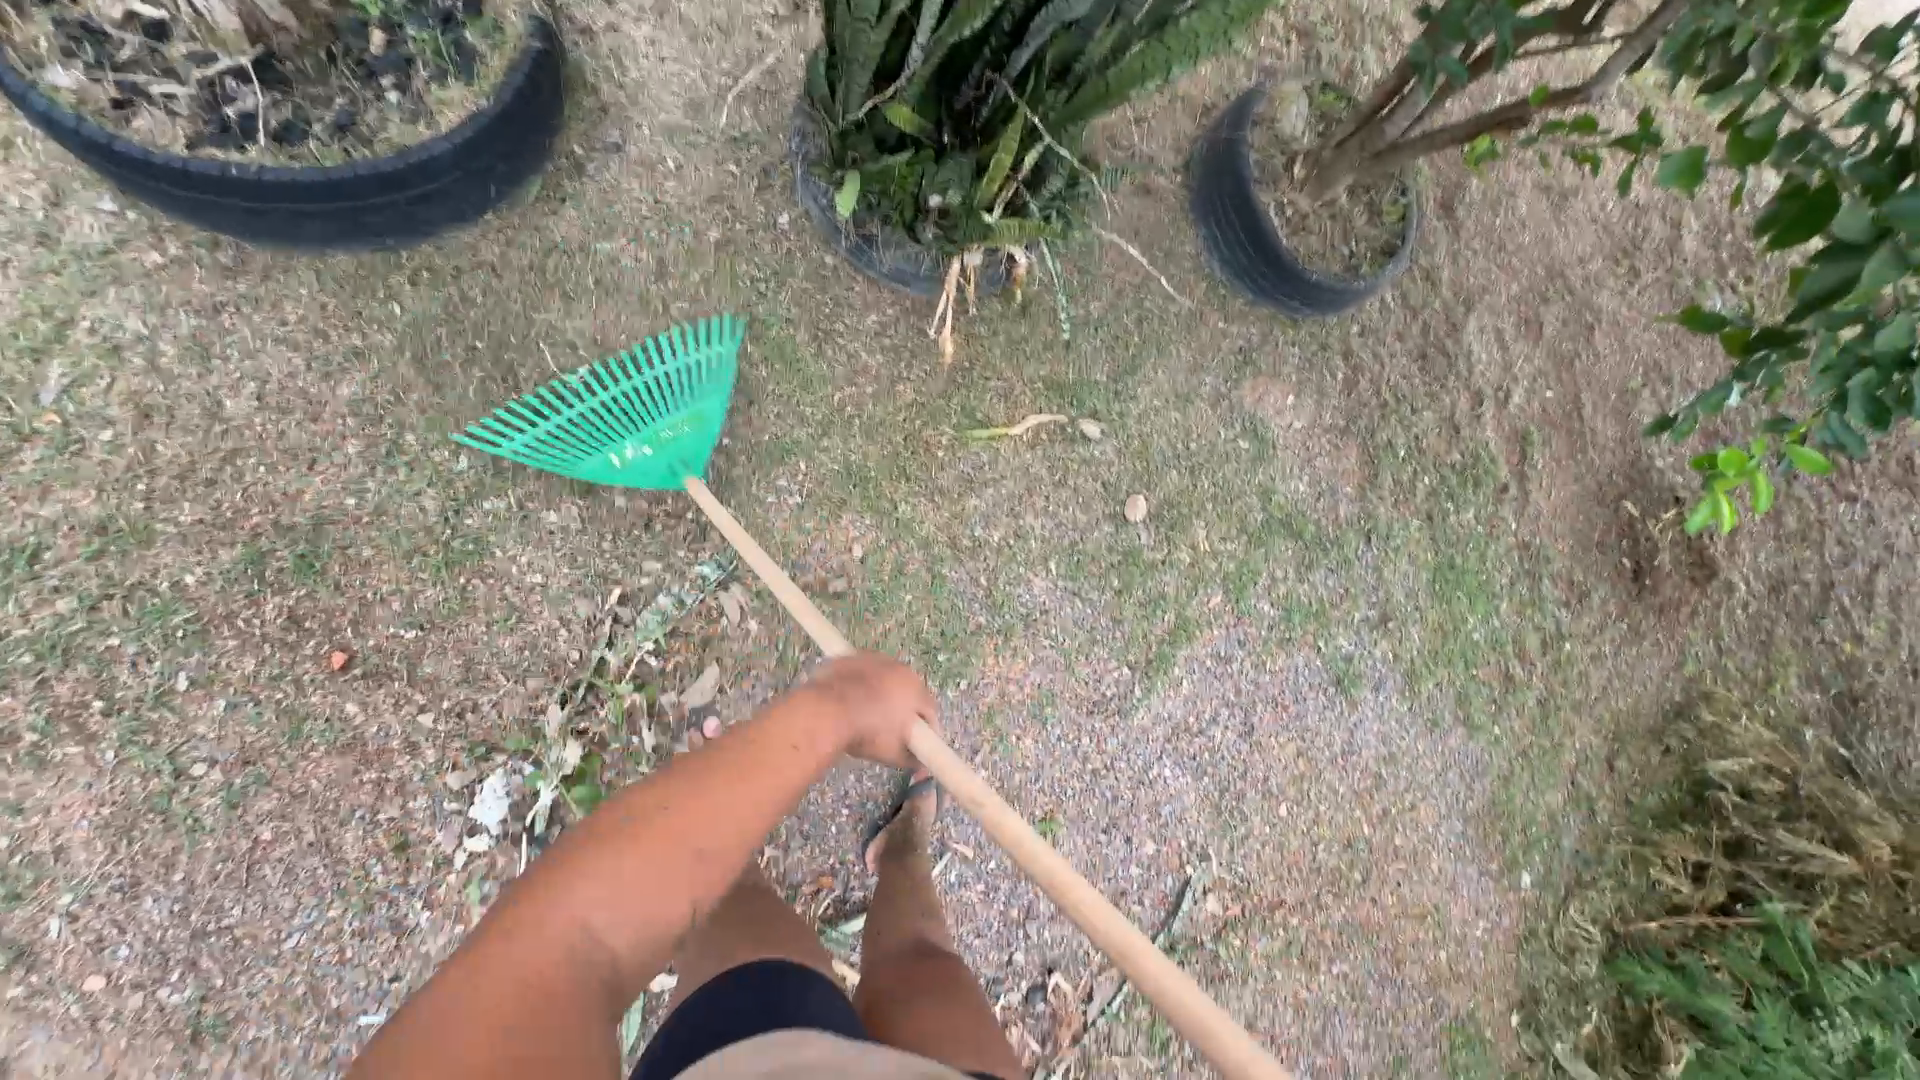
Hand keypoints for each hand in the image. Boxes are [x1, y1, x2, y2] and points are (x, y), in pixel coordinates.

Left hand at [802, 652, 936, 767]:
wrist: (825, 712)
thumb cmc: (867, 732)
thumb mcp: (894, 755)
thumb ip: (913, 759)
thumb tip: (921, 764)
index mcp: (916, 689)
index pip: (930, 711)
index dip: (926, 730)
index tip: (918, 745)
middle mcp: (899, 668)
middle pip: (908, 691)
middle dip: (903, 709)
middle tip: (891, 730)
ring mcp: (873, 659)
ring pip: (884, 680)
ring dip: (881, 694)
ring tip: (866, 715)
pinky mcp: (849, 658)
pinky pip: (860, 674)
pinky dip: (858, 685)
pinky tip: (848, 702)